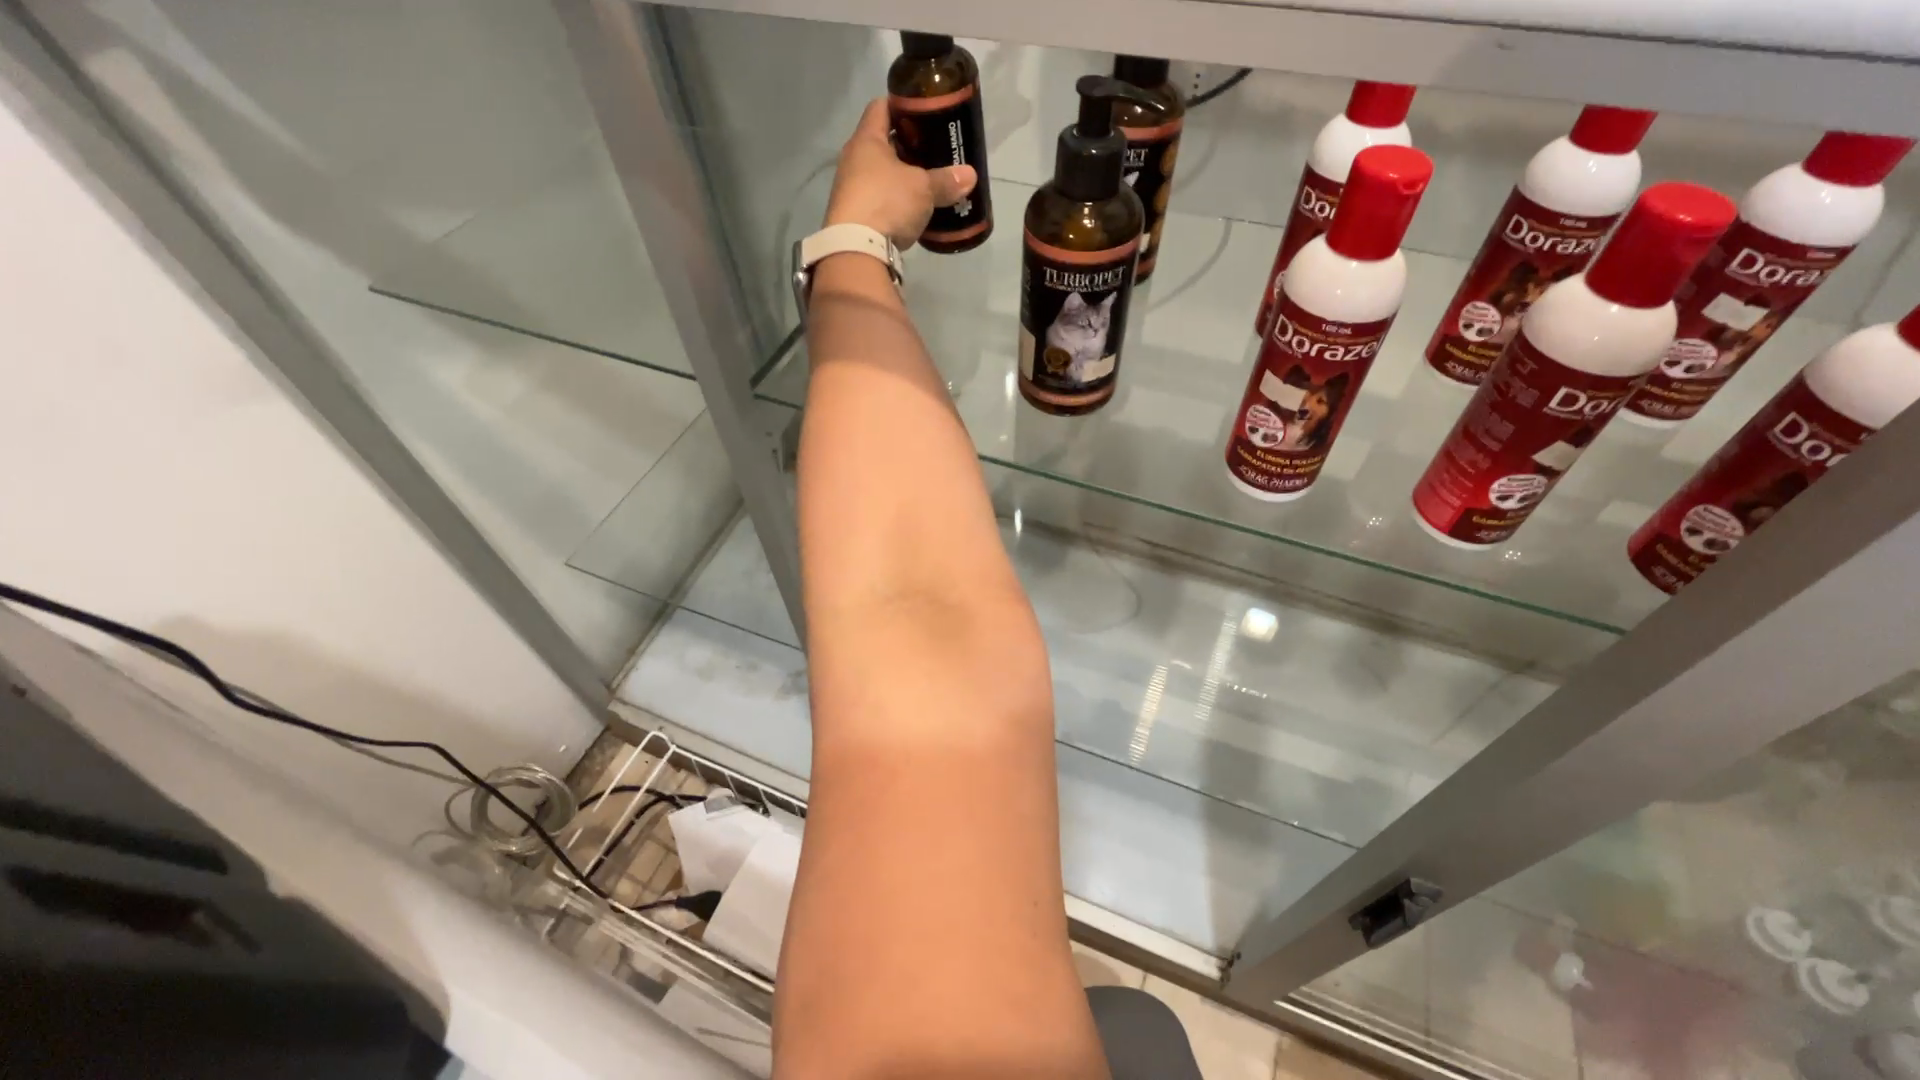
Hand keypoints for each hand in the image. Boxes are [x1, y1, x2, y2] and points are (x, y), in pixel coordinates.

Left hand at [825, 98, 977, 249]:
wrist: (856, 249)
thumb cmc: (888, 202)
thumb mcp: (923, 188)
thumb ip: (946, 180)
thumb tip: (970, 175)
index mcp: (866, 140)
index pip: (881, 107)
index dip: (902, 105)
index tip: (924, 111)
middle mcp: (854, 159)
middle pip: (883, 142)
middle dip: (908, 145)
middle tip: (935, 150)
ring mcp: (851, 189)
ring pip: (881, 173)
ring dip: (902, 175)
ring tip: (929, 181)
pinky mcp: (854, 215)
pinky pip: (879, 199)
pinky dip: (896, 200)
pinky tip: (915, 209)